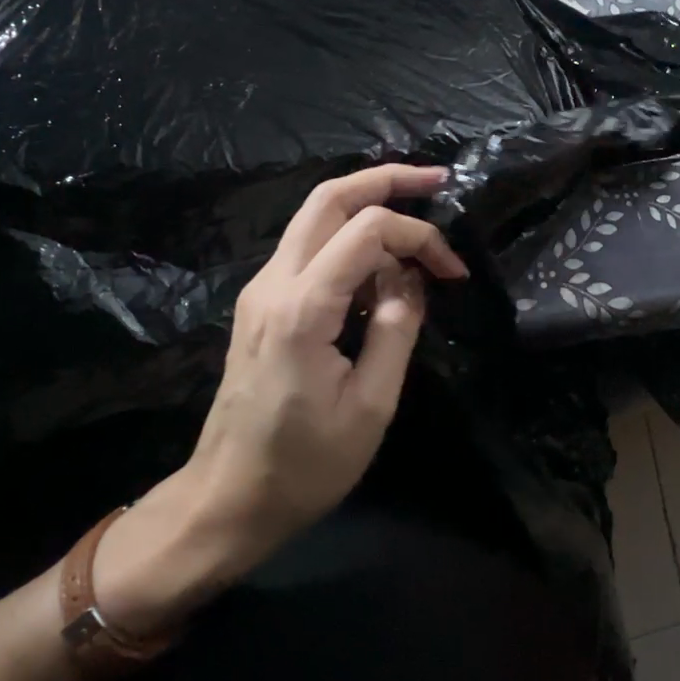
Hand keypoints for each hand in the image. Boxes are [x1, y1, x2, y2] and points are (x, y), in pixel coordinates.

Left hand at [91, 164, 469, 633]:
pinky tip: (384, 266)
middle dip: (386, 180)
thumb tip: (412, 279)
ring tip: (420, 227)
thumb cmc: (304, 465)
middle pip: (328, 198)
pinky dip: (351, 239)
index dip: (420, 238)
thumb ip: (396, 328)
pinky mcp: (263, 305)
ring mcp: (261, 291)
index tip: (454, 273)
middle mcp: (273, 284)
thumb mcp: (370, 405)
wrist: (226, 501)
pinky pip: (310, 249)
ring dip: (369, 207)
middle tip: (438, 181)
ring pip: (315, 216)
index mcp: (301, 309)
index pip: (368, 231)